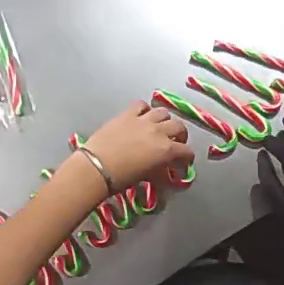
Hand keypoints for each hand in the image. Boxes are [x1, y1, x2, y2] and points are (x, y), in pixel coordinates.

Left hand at [76, 100, 192, 193]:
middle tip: (175, 143)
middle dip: (180, 136)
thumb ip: (160, 173)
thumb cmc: (121, 179)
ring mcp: (143, 120)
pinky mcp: (127, 114)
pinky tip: (141, 118)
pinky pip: (142, 105)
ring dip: (164, 121)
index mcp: (166, 150)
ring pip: (163, 113)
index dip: (187, 158)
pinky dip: (145, 110)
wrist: (96, 167)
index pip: (186, 151)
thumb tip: (167, 175)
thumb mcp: (147, 178)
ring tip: (159, 128)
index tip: (183, 163)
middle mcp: (159, 131)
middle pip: (179, 127)